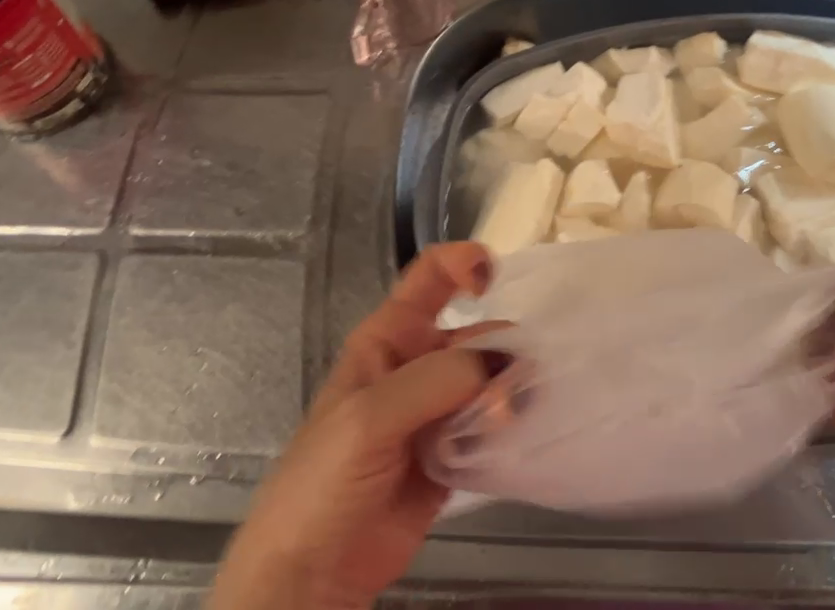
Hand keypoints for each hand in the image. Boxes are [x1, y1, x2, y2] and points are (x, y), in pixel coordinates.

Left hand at [210, 242, 501, 609]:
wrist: (312, 570)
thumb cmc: (323, 479)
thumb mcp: (369, 417)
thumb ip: (435, 381)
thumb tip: (502, 360)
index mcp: (388, 339)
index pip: (430, 279)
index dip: (462, 263)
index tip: (496, 278)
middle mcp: (416, 367)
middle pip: (474, 336)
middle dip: (502, 350)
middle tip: (518, 385)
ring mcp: (436, 413)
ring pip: (489, 383)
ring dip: (510, 394)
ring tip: (516, 419)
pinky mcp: (454, 456)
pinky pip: (492, 430)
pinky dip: (510, 430)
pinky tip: (523, 439)